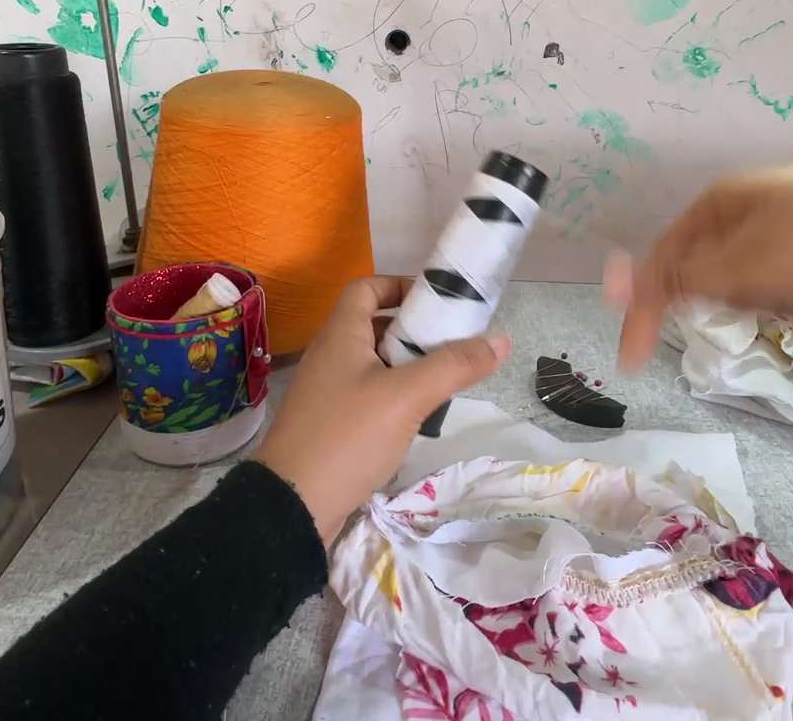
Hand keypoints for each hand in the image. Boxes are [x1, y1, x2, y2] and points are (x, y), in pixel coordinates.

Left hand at [255, 276, 509, 544]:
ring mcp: (328, 390)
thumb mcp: (407, 397)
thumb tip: (501, 340)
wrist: (292, 507)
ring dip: (408, 366)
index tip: (437, 302)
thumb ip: (453, 366)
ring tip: (444, 380)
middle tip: (452, 344)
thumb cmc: (347, 436)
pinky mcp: (331, 422)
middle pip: (375, 325)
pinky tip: (419, 416)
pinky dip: (395, 395)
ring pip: (374, 362)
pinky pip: (368, 394)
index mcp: (340, 334)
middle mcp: (330, 355)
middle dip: (414, 330)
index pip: (366, 288)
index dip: (400, 285)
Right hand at [606, 152, 792, 371]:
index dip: (641, 312)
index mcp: (717, 204)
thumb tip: (615, 284)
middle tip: (772, 316)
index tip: (630, 366)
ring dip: (783, 311)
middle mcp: (748, 207)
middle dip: (739, 307)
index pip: (661, 264)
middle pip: (715, 275)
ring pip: (760, 284)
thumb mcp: (746, 266)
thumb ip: (680, 280)